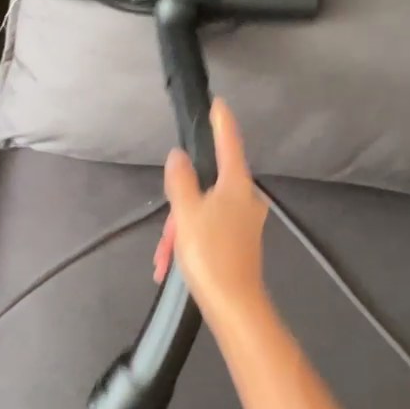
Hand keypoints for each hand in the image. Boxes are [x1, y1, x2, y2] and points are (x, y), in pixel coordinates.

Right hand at [156, 99, 268, 320]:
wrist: (233, 305)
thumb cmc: (210, 253)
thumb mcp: (186, 212)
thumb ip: (180, 180)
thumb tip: (178, 156)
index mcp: (236, 185)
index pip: (229, 143)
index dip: (221, 121)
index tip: (218, 103)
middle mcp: (245, 199)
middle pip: (206, 186)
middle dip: (179, 209)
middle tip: (166, 236)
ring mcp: (244, 223)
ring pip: (202, 213)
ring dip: (179, 233)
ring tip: (164, 259)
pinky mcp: (239, 243)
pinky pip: (207, 232)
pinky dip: (188, 244)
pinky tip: (170, 267)